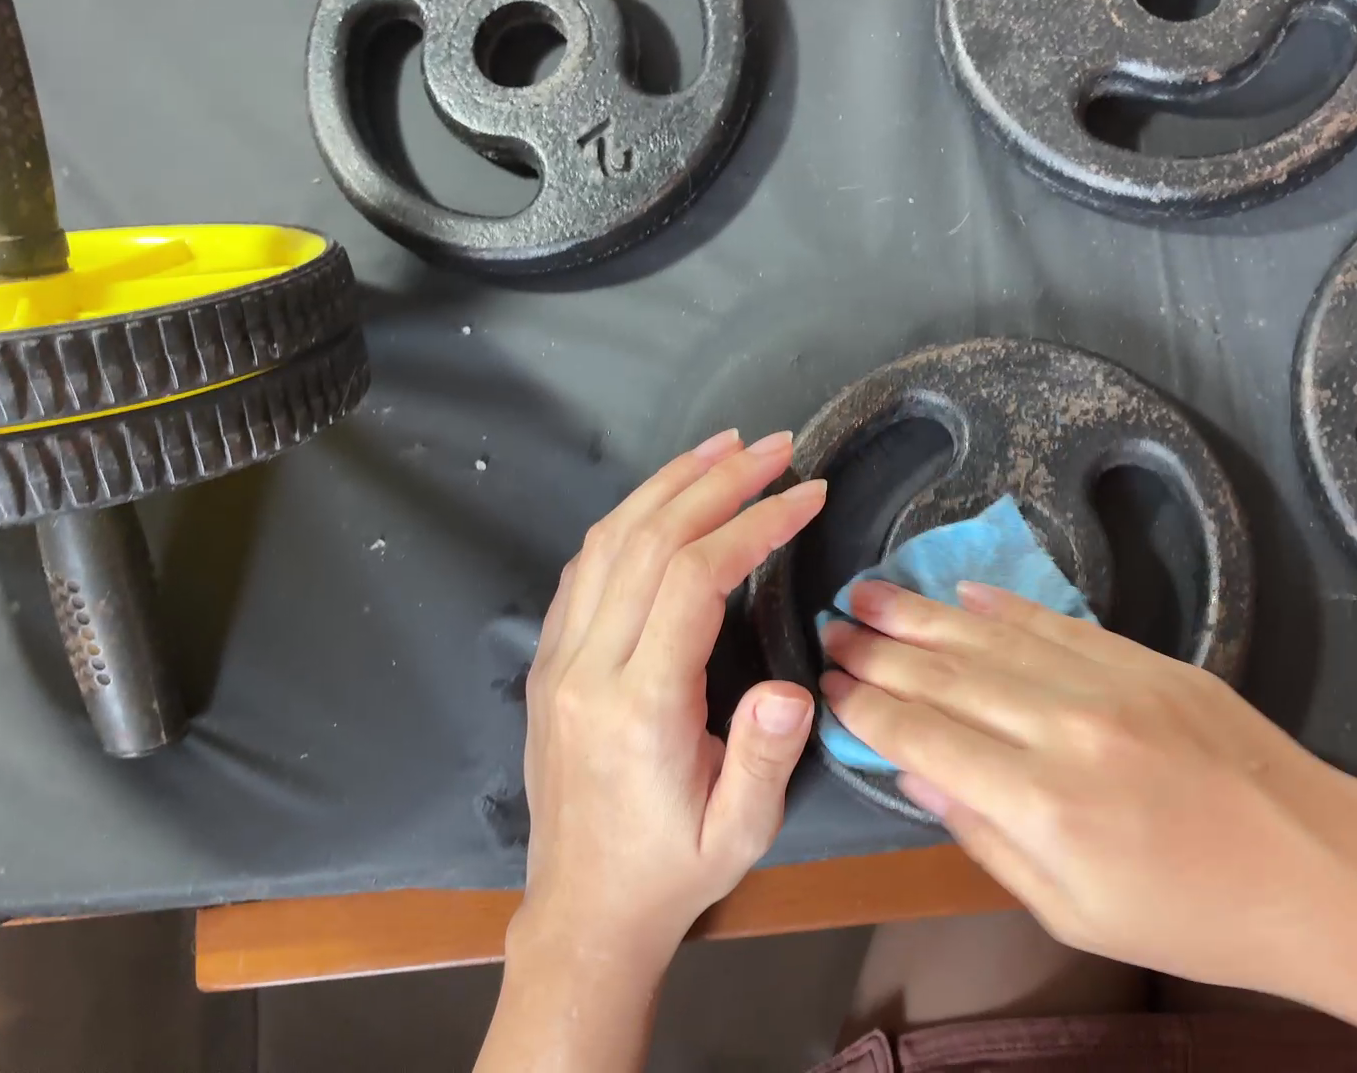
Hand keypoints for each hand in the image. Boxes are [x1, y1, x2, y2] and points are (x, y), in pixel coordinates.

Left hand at [520, 429, 826, 951]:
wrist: (586, 910)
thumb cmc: (673, 870)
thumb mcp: (741, 831)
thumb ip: (766, 755)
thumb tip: (795, 687)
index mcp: (640, 706)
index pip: (695, 579)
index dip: (755, 523)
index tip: (807, 494)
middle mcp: (588, 667)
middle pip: (649, 541)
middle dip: (719, 482)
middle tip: (776, 446)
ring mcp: (559, 658)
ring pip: (608, 541)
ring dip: (669, 483)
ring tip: (724, 447)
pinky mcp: (550, 660)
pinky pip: (585, 567)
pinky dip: (629, 518)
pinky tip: (665, 499)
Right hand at [820, 579, 1356, 1002]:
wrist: (1324, 875)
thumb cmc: (1190, 920)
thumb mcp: (1069, 908)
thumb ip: (983, 835)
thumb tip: (915, 775)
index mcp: (1041, 802)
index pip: (923, 735)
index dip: (868, 705)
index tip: (829, 683)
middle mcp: (1065, 727)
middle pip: (947, 675)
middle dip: (879, 649)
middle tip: (832, 624)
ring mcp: (1110, 683)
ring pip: (991, 637)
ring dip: (922, 613)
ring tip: (869, 591)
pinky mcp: (1147, 660)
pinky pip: (1056, 622)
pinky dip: (1002, 606)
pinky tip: (961, 593)